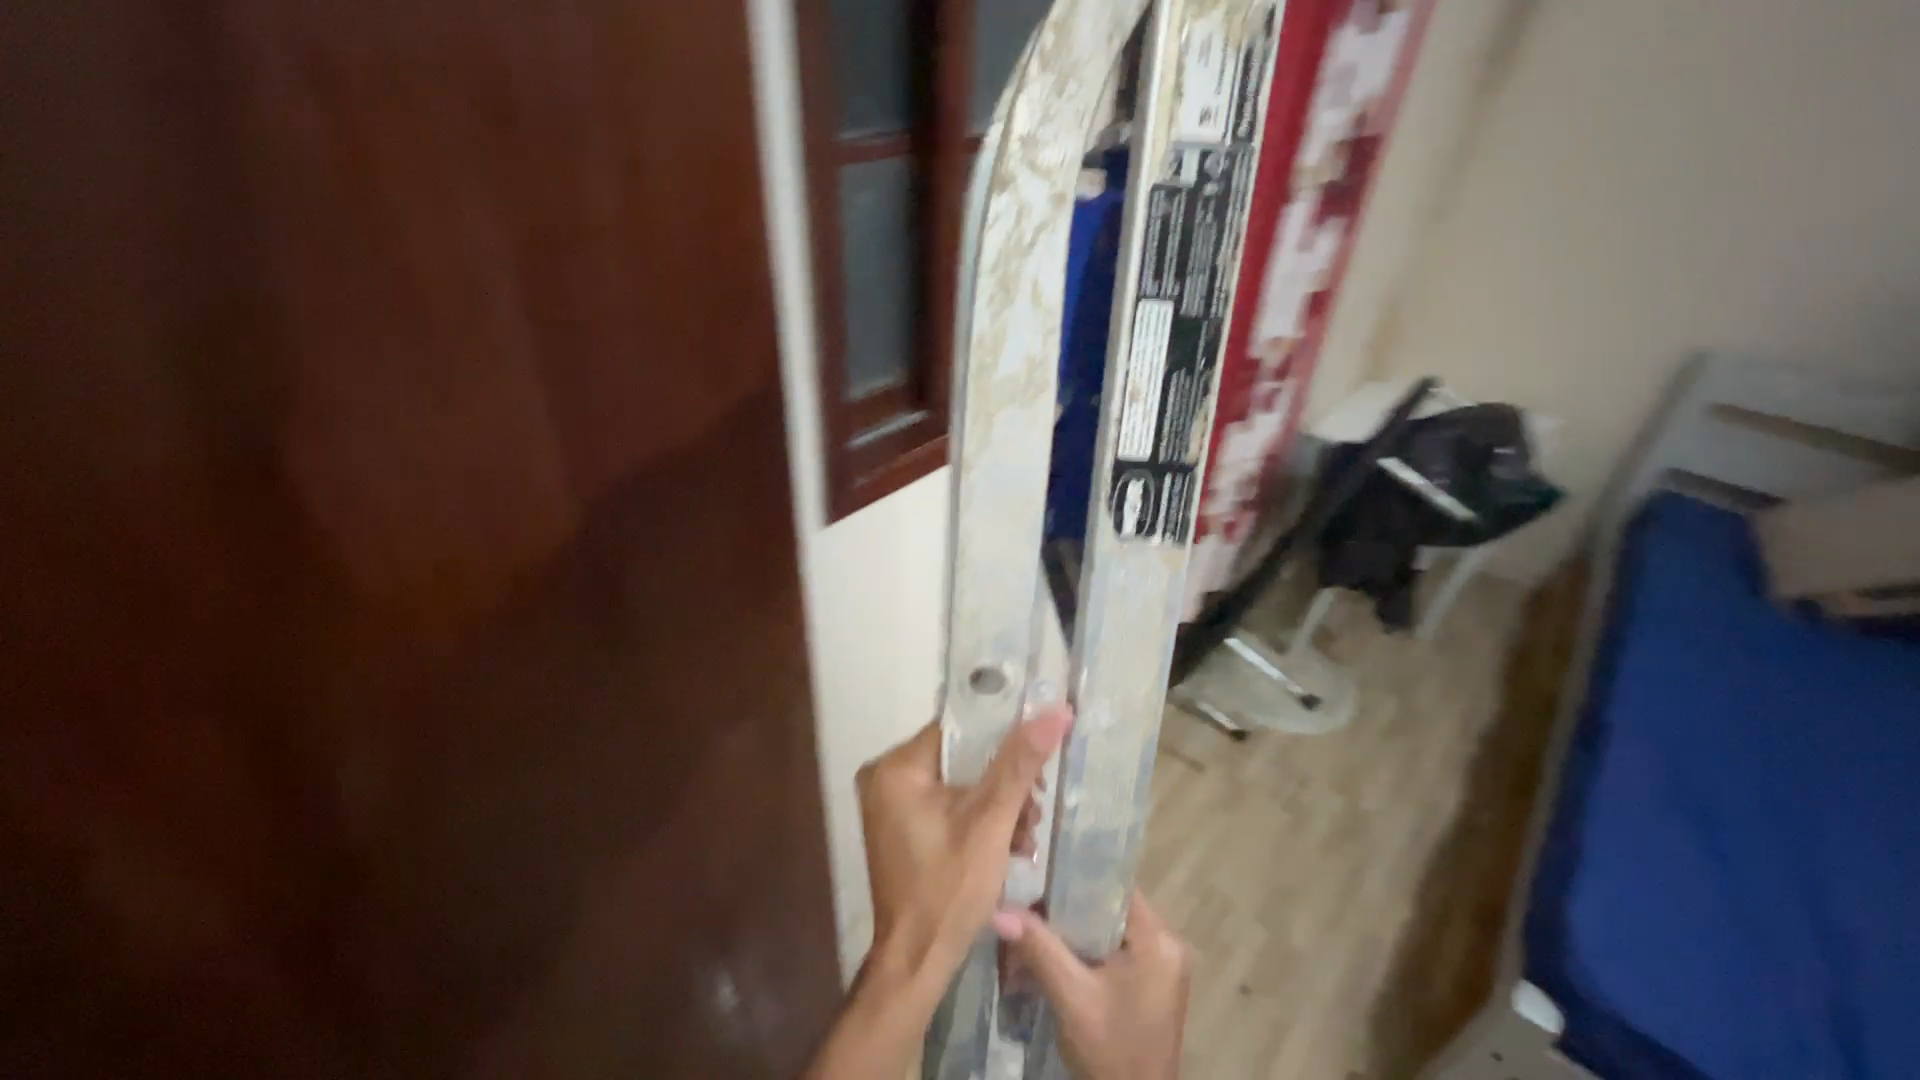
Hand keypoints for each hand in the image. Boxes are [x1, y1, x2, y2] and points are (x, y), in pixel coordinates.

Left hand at [857, 705, 1071, 983]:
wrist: (917, 959)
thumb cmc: (948, 889)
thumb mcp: (990, 823)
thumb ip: (1019, 764)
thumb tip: (1055, 712)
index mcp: (896, 768)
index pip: (958, 728)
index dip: (1002, 734)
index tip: (1040, 748)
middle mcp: (886, 777)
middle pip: (960, 756)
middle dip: (1004, 781)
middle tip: (1035, 807)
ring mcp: (891, 804)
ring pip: (959, 783)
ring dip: (999, 804)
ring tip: (1027, 834)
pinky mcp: (902, 827)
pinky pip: (948, 805)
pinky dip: (979, 819)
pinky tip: (1010, 844)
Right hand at [993, 891, 1191, 1079]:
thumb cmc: (1111, 1049)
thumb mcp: (1071, 997)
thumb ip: (1039, 948)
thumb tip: (999, 910)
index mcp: (1158, 939)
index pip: (1116, 886)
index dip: (1077, 876)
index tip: (1041, 871)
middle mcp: (1168, 944)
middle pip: (1111, 906)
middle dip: (1070, 904)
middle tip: (1029, 896)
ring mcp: (1163, 966)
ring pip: (1111, 929)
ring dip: (1076, 928)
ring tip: (1035, 919)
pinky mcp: (1153, 985)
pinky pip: (1116, 950)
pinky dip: (1088, 948)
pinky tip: (1057, 951)